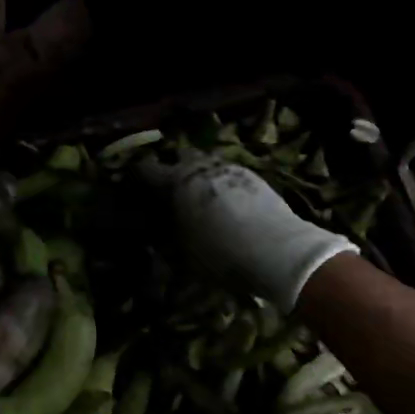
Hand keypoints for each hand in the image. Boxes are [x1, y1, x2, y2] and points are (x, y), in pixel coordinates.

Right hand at [139, 150, 356, 311]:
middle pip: (179, 160)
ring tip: (199, 201)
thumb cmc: (222, 253)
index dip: (137, 178)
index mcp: (177, 181)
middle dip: (172, 173)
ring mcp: (231, 169)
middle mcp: (202, 166)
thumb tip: (155, 230)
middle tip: (168, 196)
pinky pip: (228, 177)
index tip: (133, 189)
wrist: (281, 252)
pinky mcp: (255, 178)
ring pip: (207, 166)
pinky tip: (225, 206)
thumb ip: (165, 236)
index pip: (146, 170)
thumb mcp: (183, 253)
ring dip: (200, 179)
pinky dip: (221, 187)